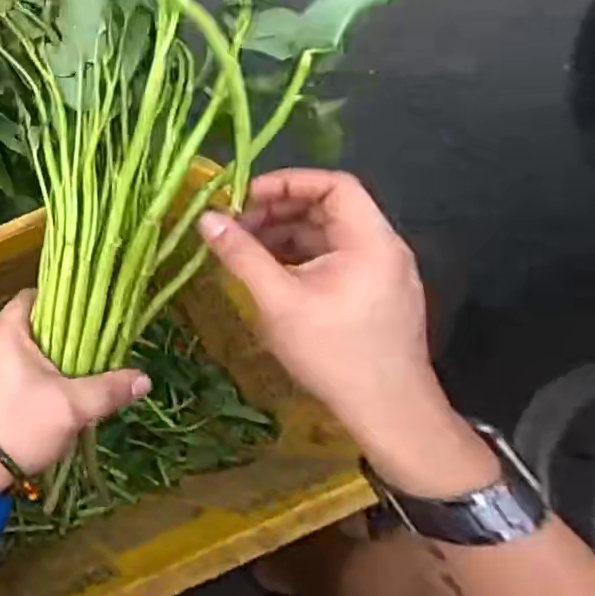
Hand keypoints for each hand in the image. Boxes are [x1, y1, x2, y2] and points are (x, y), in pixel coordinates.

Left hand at [0, 290, 150, 475]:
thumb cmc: (20, 423)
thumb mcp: (72, 407)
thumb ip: (108, 389)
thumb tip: (144, 378)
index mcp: (7, 327)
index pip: (36, 294)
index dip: (65, 300)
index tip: (92, 316)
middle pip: (34, 319)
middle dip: (65, 332)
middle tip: (95, 346)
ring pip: (27, 343)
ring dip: (53, 354)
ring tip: (83, 369)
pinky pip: (16, 361)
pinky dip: (38, 368)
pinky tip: (60, 388)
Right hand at [195, 170, 435, 427]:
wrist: (390, 414)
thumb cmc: (334, 352)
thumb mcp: (277, 299)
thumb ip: (241, 253)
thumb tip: (205, 217)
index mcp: (369, 242)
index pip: (335, 184)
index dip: (288, 181)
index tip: (246, 197)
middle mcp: (380, 248)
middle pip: (327, 206)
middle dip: (277, 209)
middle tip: (235, 224)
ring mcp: (378, 272)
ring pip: (324, 232)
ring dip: (281, 232)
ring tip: (242, 248)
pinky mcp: (370, 292)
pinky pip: (329, 256)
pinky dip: (294, 254)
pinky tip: (264, 270)